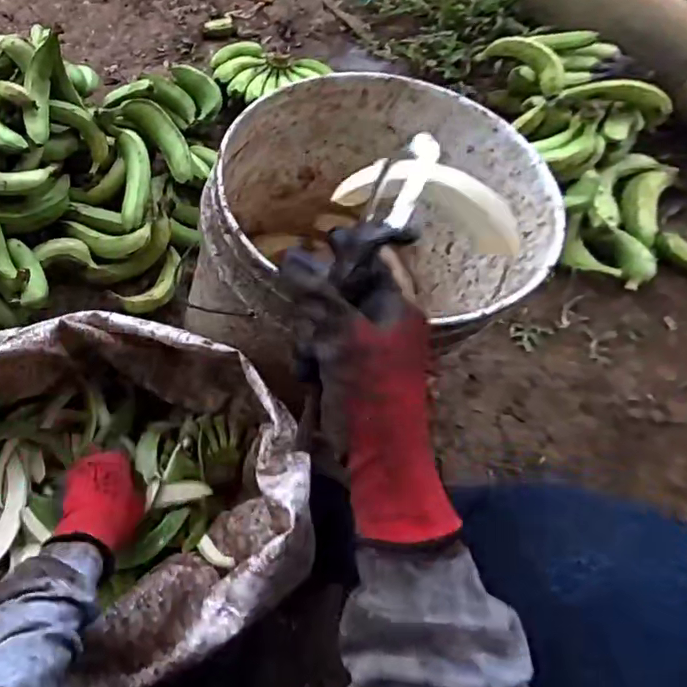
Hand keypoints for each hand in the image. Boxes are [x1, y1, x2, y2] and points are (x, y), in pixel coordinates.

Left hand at [53, 450, 144, 563]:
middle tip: (112, 482)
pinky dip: (81, 483)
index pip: (123, 456)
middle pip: (103, 457)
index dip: (126, 467)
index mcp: (117, 460)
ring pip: (88, 466)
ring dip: (92, 474)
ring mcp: (78, 467)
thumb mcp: (138, 504)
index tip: (128, 477)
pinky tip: (85, 495)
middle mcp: (96, 457)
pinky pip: (77, 477)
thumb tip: (134, 483)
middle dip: (107, 467)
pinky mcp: (65, 480)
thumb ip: (136, 487)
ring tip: (97, 489)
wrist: (87, 532)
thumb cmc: (118, 517)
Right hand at [282, 228, 459, 548]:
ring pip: (317, 318)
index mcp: (395, 308)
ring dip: (309, 338)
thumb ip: (318, 293)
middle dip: (316, 306)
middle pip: (335, 288)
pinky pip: (313, 345)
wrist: (374, 456)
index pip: (376, 260)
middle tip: (316, 327)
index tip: (328, 231)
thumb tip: (292, 253)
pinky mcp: (341, 366)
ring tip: (316, 364)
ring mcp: (358, 345)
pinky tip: (312, 376)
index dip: (355, 242)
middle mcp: (378, 321)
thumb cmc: (371, 392)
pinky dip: (308, 358)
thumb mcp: (343, 337)